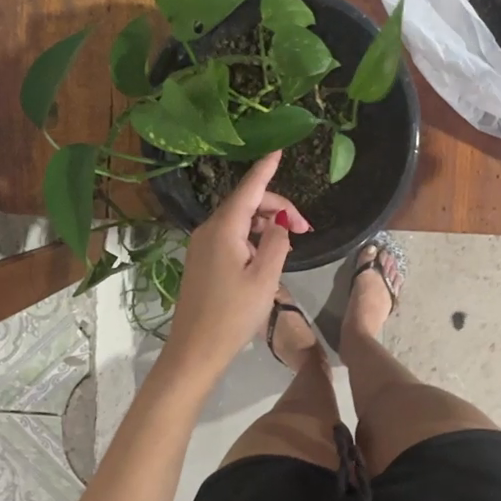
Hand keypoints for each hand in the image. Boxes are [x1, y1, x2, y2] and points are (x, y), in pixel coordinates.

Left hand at [166, 151, 311, 372]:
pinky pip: (230, 237)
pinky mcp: (202, 262)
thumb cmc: (233, 314)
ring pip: (238, 222)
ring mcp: (202, 246)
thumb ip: (277, 243)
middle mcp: (208, 230)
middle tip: (304, 229)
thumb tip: (279, 223)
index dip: (265, 170)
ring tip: (290, 243)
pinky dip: (251, 238)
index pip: (249, 189)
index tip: (278, 151)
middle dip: (276, 208)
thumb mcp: (265, 278)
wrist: (195, 349)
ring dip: (265, 224)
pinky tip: (267, 255)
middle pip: (245, 204)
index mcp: (223, 229)